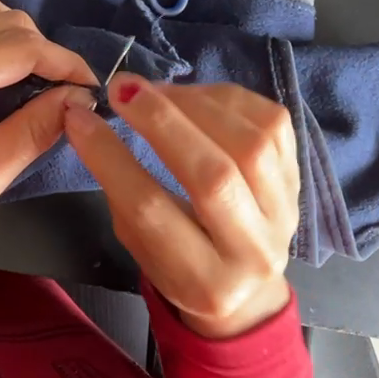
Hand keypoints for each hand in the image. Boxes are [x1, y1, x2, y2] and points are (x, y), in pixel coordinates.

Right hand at [64, 75, 300, 338]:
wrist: (246, 288)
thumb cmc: (175, 264)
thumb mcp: (135, 243)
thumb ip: (119, 189)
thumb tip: (88, 120)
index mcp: (202, 281)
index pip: (149, 209)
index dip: (109, 156)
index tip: (78, 118)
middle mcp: (253, 252)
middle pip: (212, 176)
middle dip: (160, 121)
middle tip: (121, 89)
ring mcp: (285, 214)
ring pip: (249, 144)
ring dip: (194, 103)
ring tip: (155, 91)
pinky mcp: (300, 180)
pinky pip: (272, 124)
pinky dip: (227, 98)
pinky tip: (193, 95)